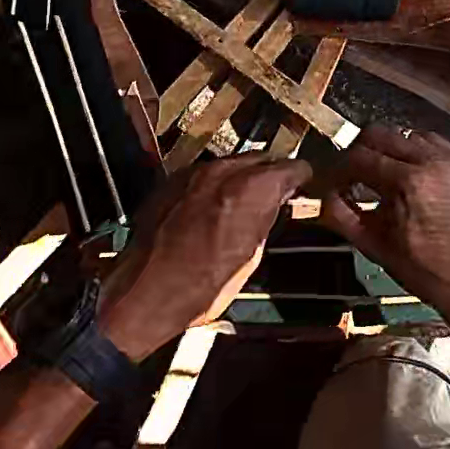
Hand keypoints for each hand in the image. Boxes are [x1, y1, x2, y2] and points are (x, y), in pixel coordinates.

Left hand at [99, 154, 311, 359]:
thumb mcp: (251, 257)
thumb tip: (275, 206)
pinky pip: (205, 173)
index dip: (301, 177)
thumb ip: (266, 220)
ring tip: (245, 201)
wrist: (146, 289)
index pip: (291, 167)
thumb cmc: (204, 285)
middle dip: (271, 174)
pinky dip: (216, 183)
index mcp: (252, 188)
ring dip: (243, 177)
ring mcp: (196, 171)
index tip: (303, 186)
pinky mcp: (174, 178)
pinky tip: (214, 206)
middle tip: (277, 194)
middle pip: (261, 158)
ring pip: (232, 163)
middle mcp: (225, 170)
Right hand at [317, 126, 449, 349]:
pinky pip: (430, 141)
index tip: (333, 182)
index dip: (339, 168)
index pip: (359, 157)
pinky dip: (412, 150)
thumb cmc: (421, 269)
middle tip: (352, 174)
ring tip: (379, 175)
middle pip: (379, 133)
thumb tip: (322, 194)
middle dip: (359, 151)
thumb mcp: (372, 245)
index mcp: (407, 182)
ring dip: (386, 149)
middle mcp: (430, 161)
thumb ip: (340, 215)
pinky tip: (406, 172)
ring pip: (404, 134)